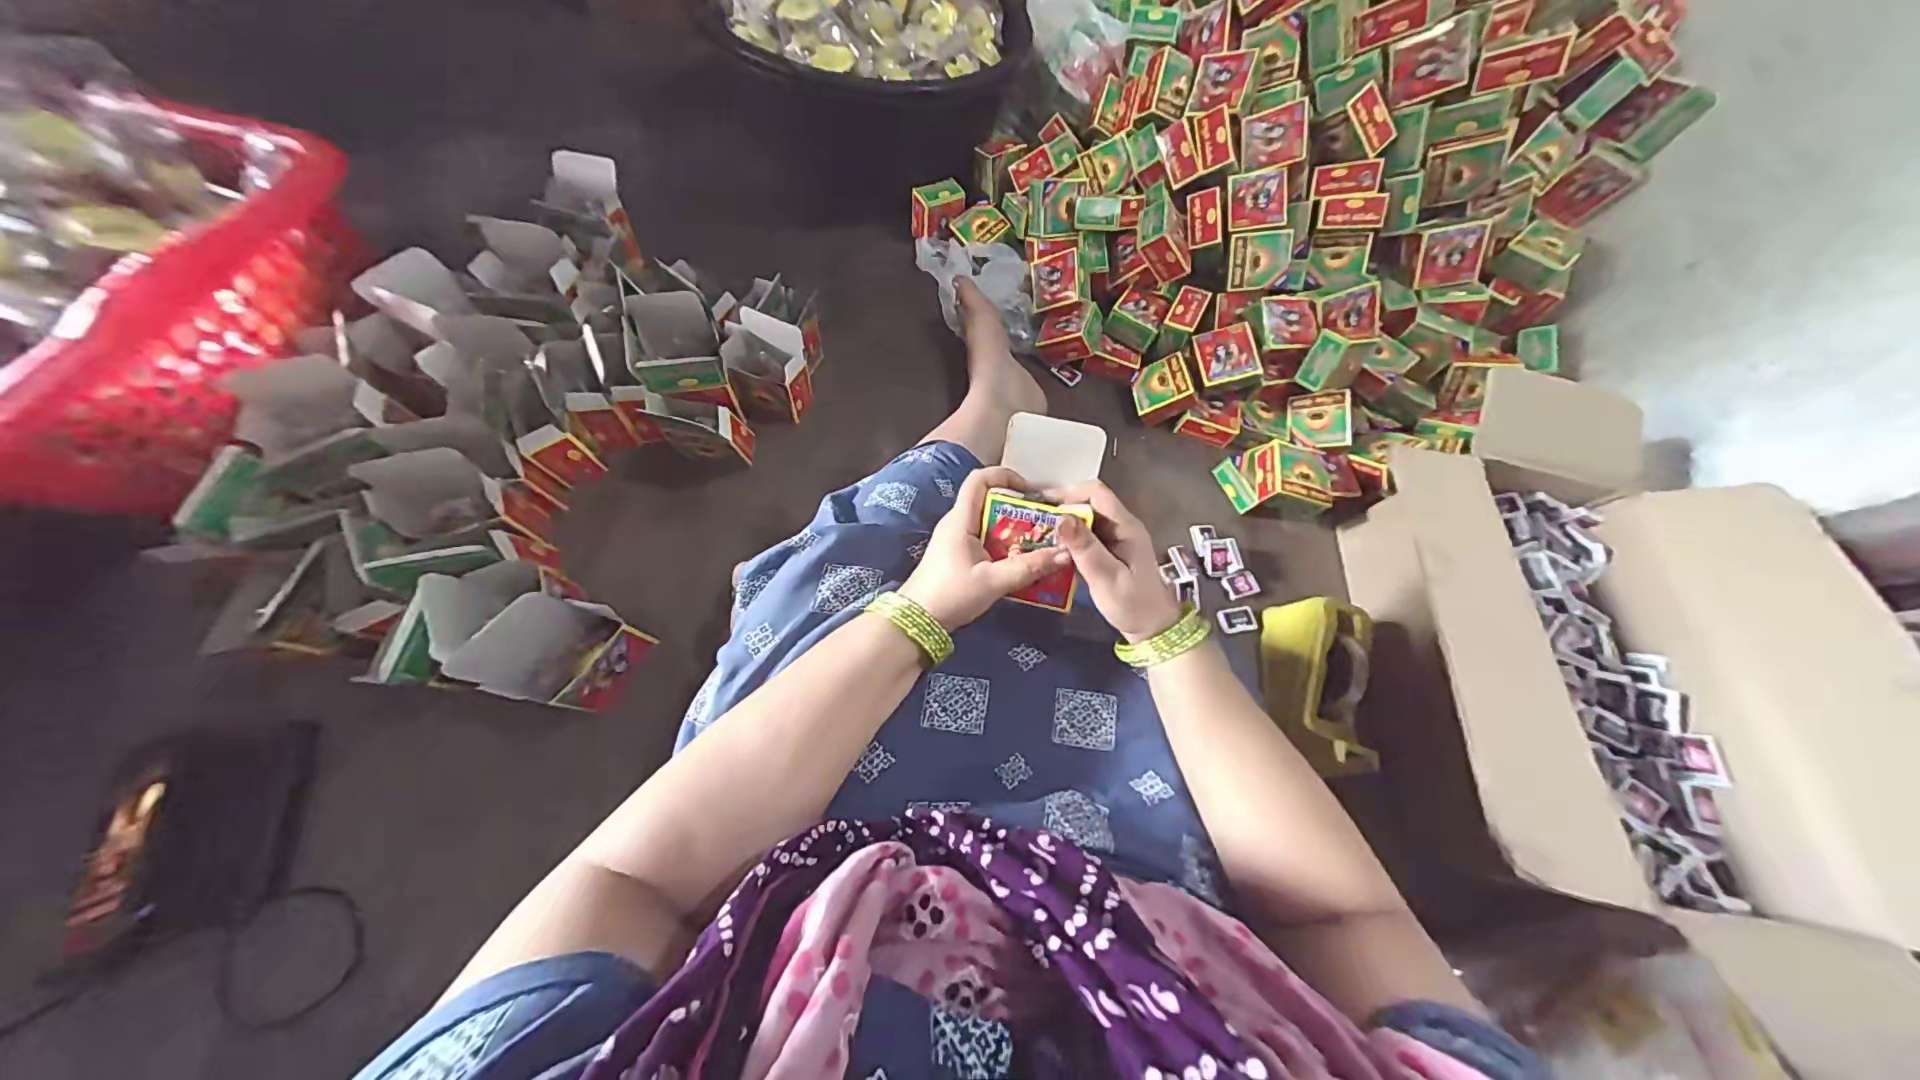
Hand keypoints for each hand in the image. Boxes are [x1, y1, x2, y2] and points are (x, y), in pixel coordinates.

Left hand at [897, 466, 1071, 629]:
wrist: (917, 621)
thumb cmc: (950, 595)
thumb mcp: (993, 582)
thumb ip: (1029, 567)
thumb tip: (1064, 554)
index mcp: (960, 520)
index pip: (979, 479)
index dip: (1005, 476)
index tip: (1029, 491)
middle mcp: (957, 523)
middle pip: (989, 500)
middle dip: (1018, 507)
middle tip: (1043, 521)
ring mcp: (956, 539)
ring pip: (989, 522)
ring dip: (1014, 529)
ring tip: (1039, 541)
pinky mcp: (958, 555)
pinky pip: (986, 540)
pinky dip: (1005, 545)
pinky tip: (1021, 560)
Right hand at [1045, 481, 1183, 643]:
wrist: (1152, 628)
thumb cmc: (1133, 604)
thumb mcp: (1106, 577)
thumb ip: (1085, 548)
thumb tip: (1060, 518)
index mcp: (1126, 527)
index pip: (1096, 494)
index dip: (1069, 494)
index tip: (1042, 504)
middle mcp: (1121, 526)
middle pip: (1088, 502)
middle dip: (1061, 507)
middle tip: (1033, 518)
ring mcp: (1115, 538)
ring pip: (1085, 518)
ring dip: (1062, 522)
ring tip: (1036, 530)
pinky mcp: (1108, 550)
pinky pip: (1085, 534)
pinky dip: (1067, 537)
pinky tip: (1051, 546)